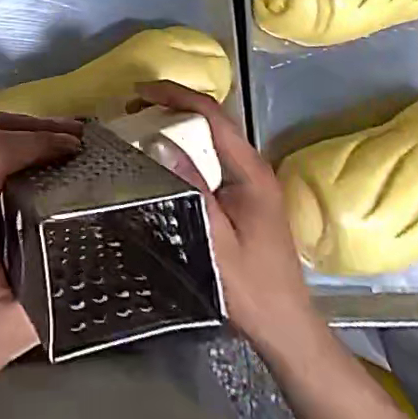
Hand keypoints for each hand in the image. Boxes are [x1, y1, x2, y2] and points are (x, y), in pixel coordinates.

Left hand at [0, 111, 81, 415]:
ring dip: (18, 132)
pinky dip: (8, 149)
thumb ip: (56, 286)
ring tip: (61, 145)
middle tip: (78, 138)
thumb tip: (101, 249)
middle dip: (32, 126)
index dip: (38, 141)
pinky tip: (36, 170)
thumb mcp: (12, 326)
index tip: (78, 150)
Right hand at [132, 81, 324, 359]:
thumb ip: (191, 189)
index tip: (140, 93)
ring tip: (140, 127)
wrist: (285, 325)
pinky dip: (185, 147)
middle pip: (213, 121)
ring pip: (212, 138)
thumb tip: (161, 142)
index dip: (176, 96)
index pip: (213, 116)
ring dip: (178, 126)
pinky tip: (164, 158)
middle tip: (132, 110)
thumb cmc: (250, 287)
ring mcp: (252, 181)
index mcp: (251, 173)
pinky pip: (212, 157)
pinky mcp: (245, 195)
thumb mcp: (214, 239)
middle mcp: (254, 169)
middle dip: (172, 106)